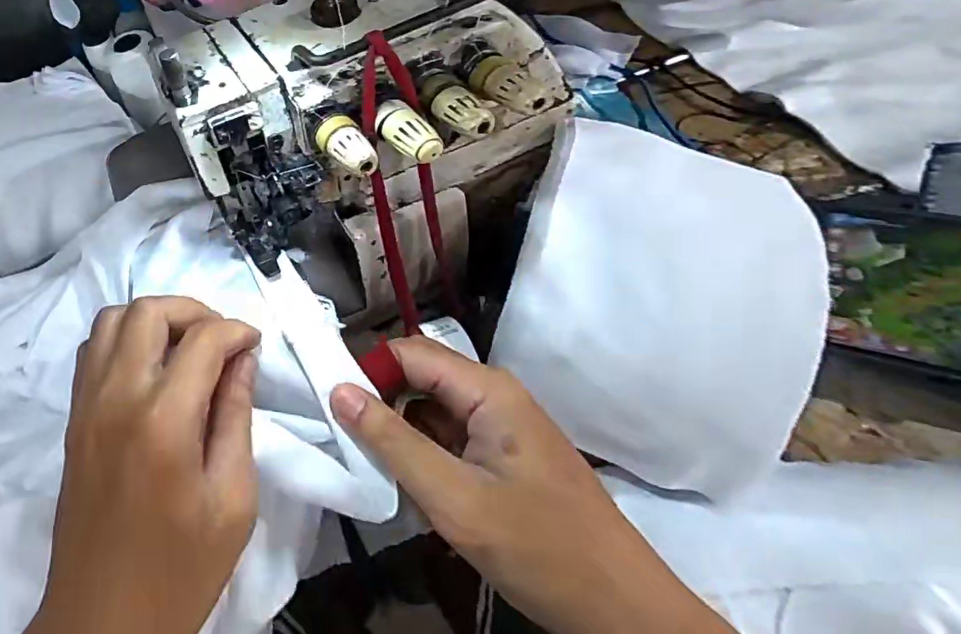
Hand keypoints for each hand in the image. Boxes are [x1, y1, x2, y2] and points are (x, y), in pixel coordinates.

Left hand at [29, 297, 261, 633]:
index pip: (203, 339)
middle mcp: (117, 393)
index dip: (236, 330)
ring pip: (113, 317)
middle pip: (149, 310)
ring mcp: (87, 400)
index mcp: (163, 417)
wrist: (103, 615)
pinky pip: (93, 347)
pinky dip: (123, 337)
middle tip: (222, 338)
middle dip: (193, 310)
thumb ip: (236, 417)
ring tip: (186, 346)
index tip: (254, 343)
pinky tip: (150, 365)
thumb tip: (241, 359)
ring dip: (153, 318)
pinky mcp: (73, 413)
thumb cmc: (180, 568)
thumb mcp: (232, 500)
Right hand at [330, 338, 730, 633]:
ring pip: (431, 409)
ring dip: (402, 433)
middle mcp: (494, 395)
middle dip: (382, 403)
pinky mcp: (504, 455)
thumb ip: (393, 441)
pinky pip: (450, 437)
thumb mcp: (455, 499)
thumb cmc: (543, 550)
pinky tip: (413, 487)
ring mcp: (502, 426)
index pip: (409, 353)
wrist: (627, 616)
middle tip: (350, 440)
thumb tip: (338, 390)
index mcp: (488, 390)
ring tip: (376, 466)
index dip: (368, 370)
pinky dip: (425, 454)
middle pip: (419, 378)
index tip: (333, 403)